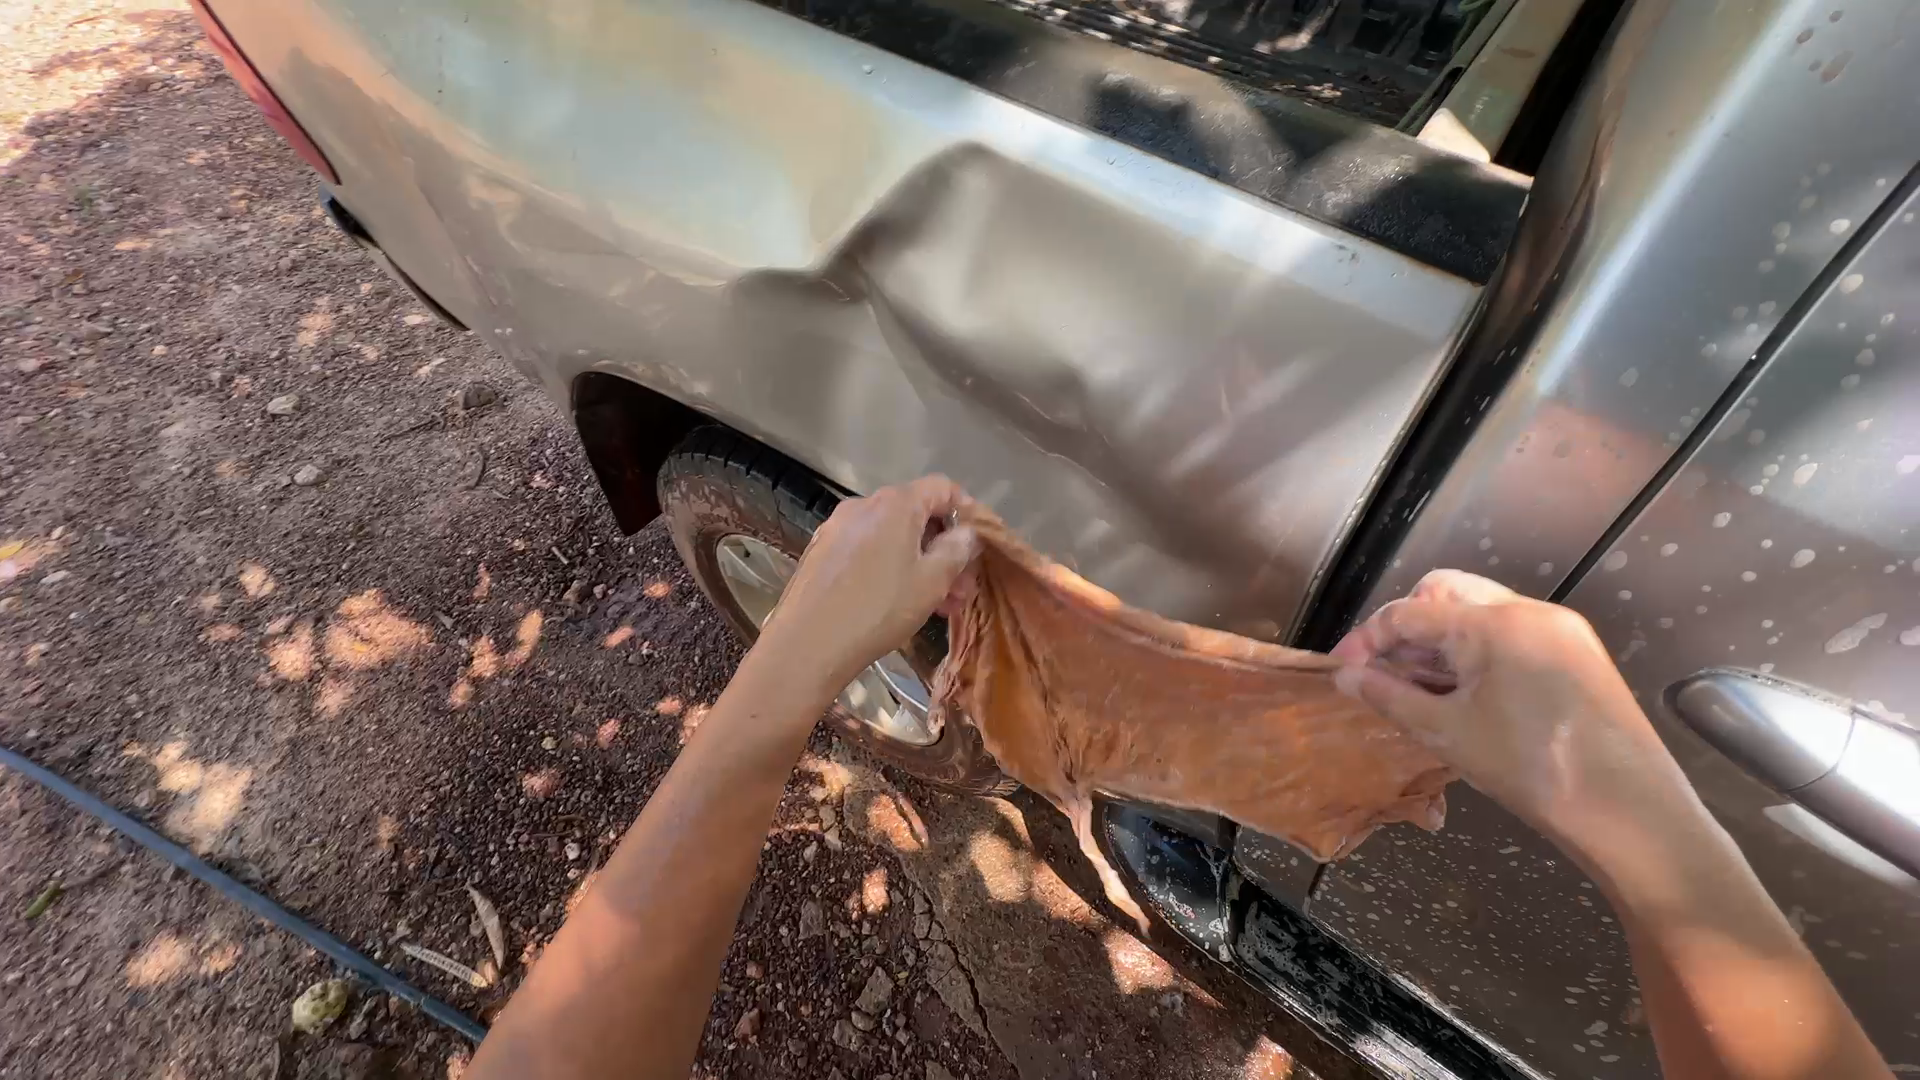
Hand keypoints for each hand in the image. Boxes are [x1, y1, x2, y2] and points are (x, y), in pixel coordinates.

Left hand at [757, 476, 978, 692]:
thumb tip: (967, 533)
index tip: (979, 545)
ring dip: (920, 562)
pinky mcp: (822, 552)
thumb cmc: (879, 609)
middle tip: (961, 587)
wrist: (807, 644)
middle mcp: (864, 505)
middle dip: (944, 547)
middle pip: (917, 513)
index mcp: (895, 503)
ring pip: (892, 536)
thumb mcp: (932, 582)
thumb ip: (956, 550)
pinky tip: (898, 602)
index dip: (967, 511)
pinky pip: (868, 549)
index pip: (942, 487)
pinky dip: (891, 567)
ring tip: (937, 604)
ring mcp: (838, 528)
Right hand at [1329, 570, 1699, 855]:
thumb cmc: (1532, 771)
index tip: (1341, 670)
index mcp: (1494, 624)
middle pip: (1442, 592)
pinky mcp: (1576, 653)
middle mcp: (1529, 611)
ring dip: (1436, 640)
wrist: (1635, 818)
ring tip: (1417, 685)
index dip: (1365, 639)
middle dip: (1403, 627)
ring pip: (1475, 610)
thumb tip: (1343, 676)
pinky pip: (1506, 632)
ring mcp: (1558, 630)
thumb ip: (1386, 695)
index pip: (1407, 613)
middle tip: (1384, 669)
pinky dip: (1471, 651)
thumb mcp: (1445, 732)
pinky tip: (1460, 691)